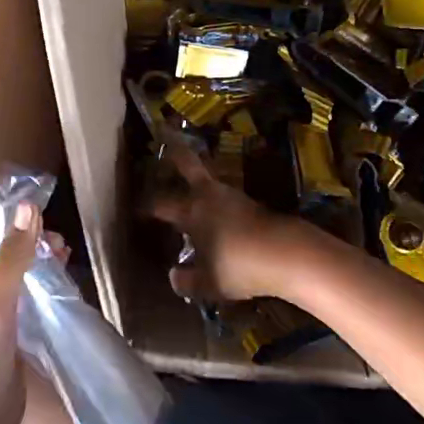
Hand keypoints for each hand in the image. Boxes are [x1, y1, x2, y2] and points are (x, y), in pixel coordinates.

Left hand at [0, 201, 40, 423]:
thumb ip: (9, 260)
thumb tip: (27, 207)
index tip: (11, 188)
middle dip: (12, 231)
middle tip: (45, 221)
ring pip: (1, 266)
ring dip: (28, 252)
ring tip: (59, 245)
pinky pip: (15, 288)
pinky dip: (35, 274)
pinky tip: (58, 262)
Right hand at [146, 143, 324, 302]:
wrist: (288, 253)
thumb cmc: (239, 265)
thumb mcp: (208, 283)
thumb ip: (187, 280)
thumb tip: (173, 275)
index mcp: (191, 210)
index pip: (160, 203)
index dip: (145, 205)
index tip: (135, 208)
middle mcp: (208, 196)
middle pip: (188, 165)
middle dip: (176, 153)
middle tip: (166, 139)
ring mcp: (233, 196)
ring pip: (209, 181)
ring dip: (199, 180)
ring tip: (191, 188)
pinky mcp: (253, 204)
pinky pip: (226, 198)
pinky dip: (218, 201)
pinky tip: (218, 214)